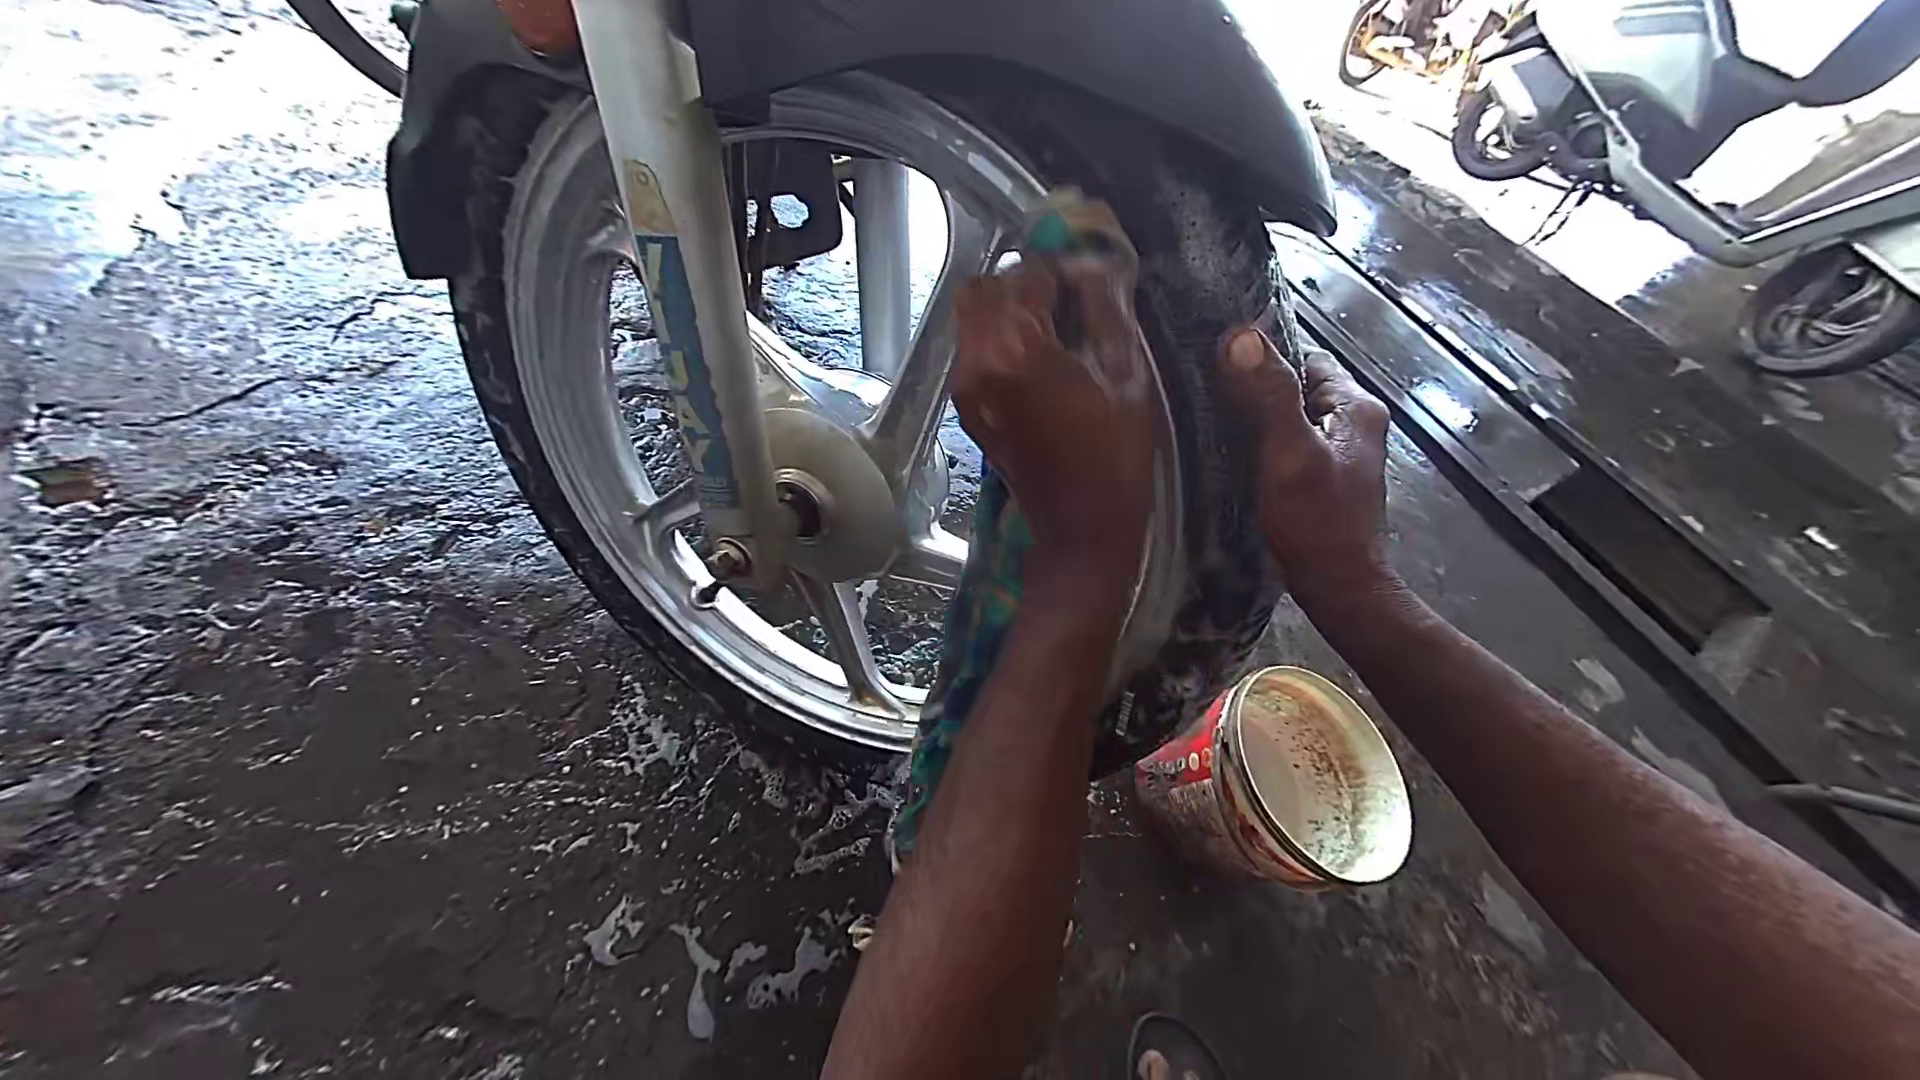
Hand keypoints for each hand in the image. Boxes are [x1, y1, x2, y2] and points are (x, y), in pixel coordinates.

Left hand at [952, 258, 1154, 598]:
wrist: (1078, 526)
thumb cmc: (1114, 455)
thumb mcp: (1126, 375)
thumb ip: (1106, 307)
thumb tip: (1094, 264)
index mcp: (1017, 349)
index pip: (1030, 273)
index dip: (1064, 269)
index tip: (1090, 283)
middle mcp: (977, 361)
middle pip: (985, 287)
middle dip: (1025, 284)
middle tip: (1065, 304)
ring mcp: (965, 386)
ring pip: (971, 316)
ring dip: (1006, 310)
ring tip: (1051, 332)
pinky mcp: (965, 406)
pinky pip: (971, 349)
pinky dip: (996, 339)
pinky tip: (1034, 360)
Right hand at [1219, 327, 1394, 608]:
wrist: (1335, 582)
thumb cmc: (1315, 519)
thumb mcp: (1290, 452)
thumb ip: (1270, 396)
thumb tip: (1240, 336)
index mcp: (1355, 407)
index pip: (1305, 360)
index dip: (1266, 361)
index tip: (1220, 368)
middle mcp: (1352, 423)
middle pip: (1295, 389)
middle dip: (1256, 392)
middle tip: (1209, 401)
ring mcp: (1337, 452)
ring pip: (1288, 419)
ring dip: (1256, 421)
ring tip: (1214, 427)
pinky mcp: (1319, 477)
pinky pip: (1285, 445)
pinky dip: (1261, 446)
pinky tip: (1234, 458)